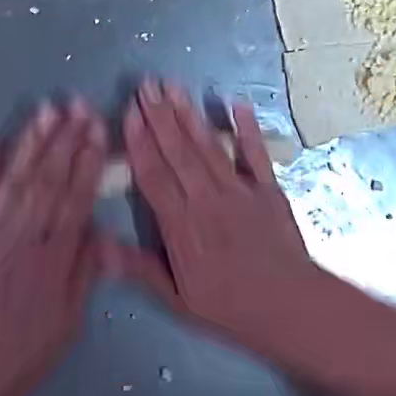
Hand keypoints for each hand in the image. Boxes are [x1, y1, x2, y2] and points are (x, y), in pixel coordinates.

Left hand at [0, 99, 107, 395]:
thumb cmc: (15, 354)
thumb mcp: (65, 325)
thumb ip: (84, 273)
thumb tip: (101, 230)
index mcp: (53, 259)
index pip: (76, 198)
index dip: (88, 160)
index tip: (97, 127)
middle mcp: (23, 237)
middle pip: (49, 179)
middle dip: (66, 138)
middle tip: (78, 104)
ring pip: (15, 178)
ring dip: (32, 142)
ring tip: (48, 110)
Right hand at [108, 81, 322, 349]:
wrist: (294, 311)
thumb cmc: (231, 307)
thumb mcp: (179, 300)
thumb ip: (142, 268)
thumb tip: (101, 246)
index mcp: (183, 227)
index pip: (154, 175)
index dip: (140, 141)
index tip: (129, 112)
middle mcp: (208, 200)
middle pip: (178, 151)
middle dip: (159, 115)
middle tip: (146, 84)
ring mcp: (240, 190)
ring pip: (208, 145)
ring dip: (189, 114)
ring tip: (173, 85)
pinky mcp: (268, 188)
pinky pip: (255, 153)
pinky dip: (246, 128)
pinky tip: (236, 102)